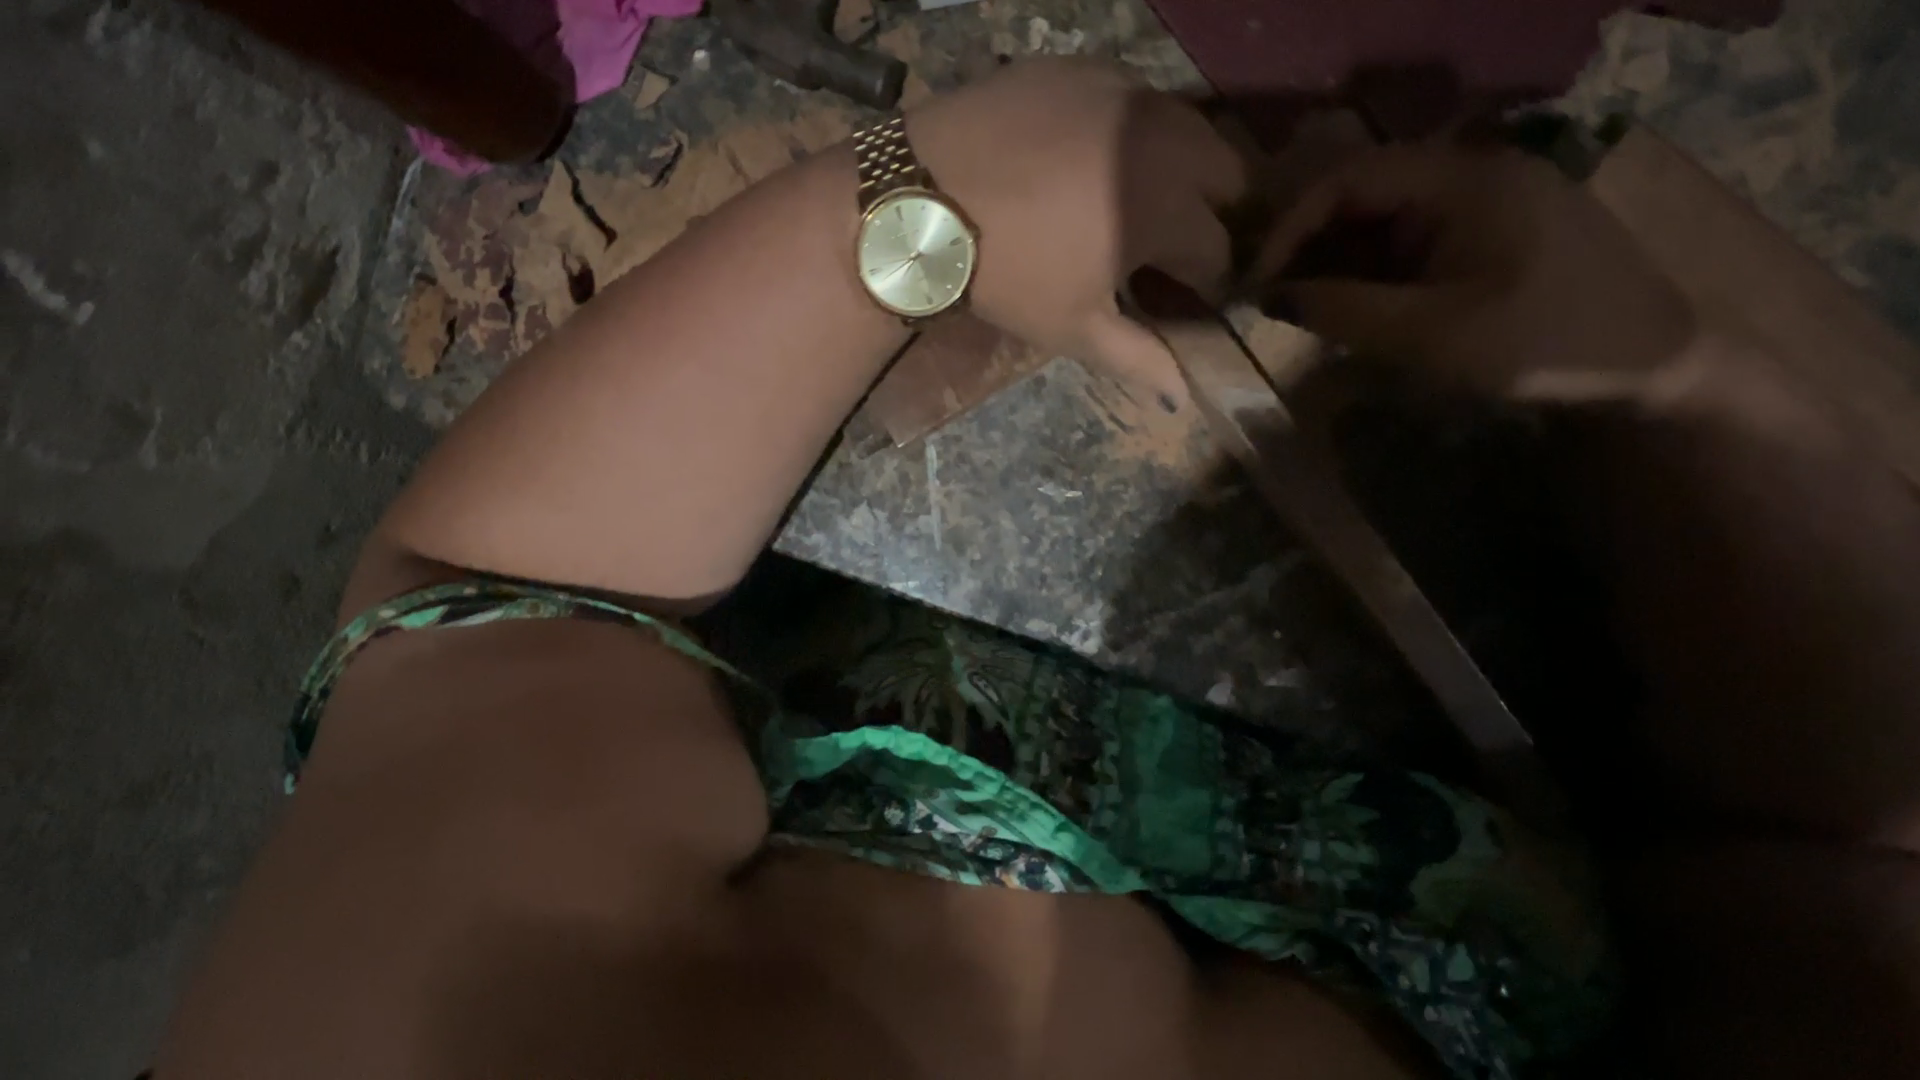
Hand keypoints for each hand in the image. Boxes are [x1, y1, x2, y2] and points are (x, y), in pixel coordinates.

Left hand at [906, 59, 1246, 409]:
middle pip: (1228, 172)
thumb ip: (1138, 358)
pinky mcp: (1080, 67)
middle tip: (1170, 242)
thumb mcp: (1073, 327)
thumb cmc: (1005, 274)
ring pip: (1186, 126)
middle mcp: (1164, 136)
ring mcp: (1123, 92)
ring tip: (1135, 197)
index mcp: (1169, 207)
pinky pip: (1130, 97)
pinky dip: (1128, 130)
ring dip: (1179, 165)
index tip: (1183, 295)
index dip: (1207, 280)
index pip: (1219, 248)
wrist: (918, 200)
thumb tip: (1182, 394)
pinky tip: (1090, 158)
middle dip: (1212, 211)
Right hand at [1252, 145, 1696, 402]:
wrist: (1654, 364)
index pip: (1348, 178)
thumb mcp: (1431, 334)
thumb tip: (1269, 296)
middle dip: (1309, 245)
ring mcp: (1485, 200)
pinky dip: (1373, 272)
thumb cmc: (1543, 345)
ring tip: (1307, 311)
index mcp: (1464, 179)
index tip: (1256, 281)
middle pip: (1363, 192)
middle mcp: (1472, 173)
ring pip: (1384, 218)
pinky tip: (1357, 309)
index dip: (1290, 226)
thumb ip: (1344, 311)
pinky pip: (1412, 239)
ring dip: (1338, 262)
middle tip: (1272, 298)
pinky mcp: (1492, 231)